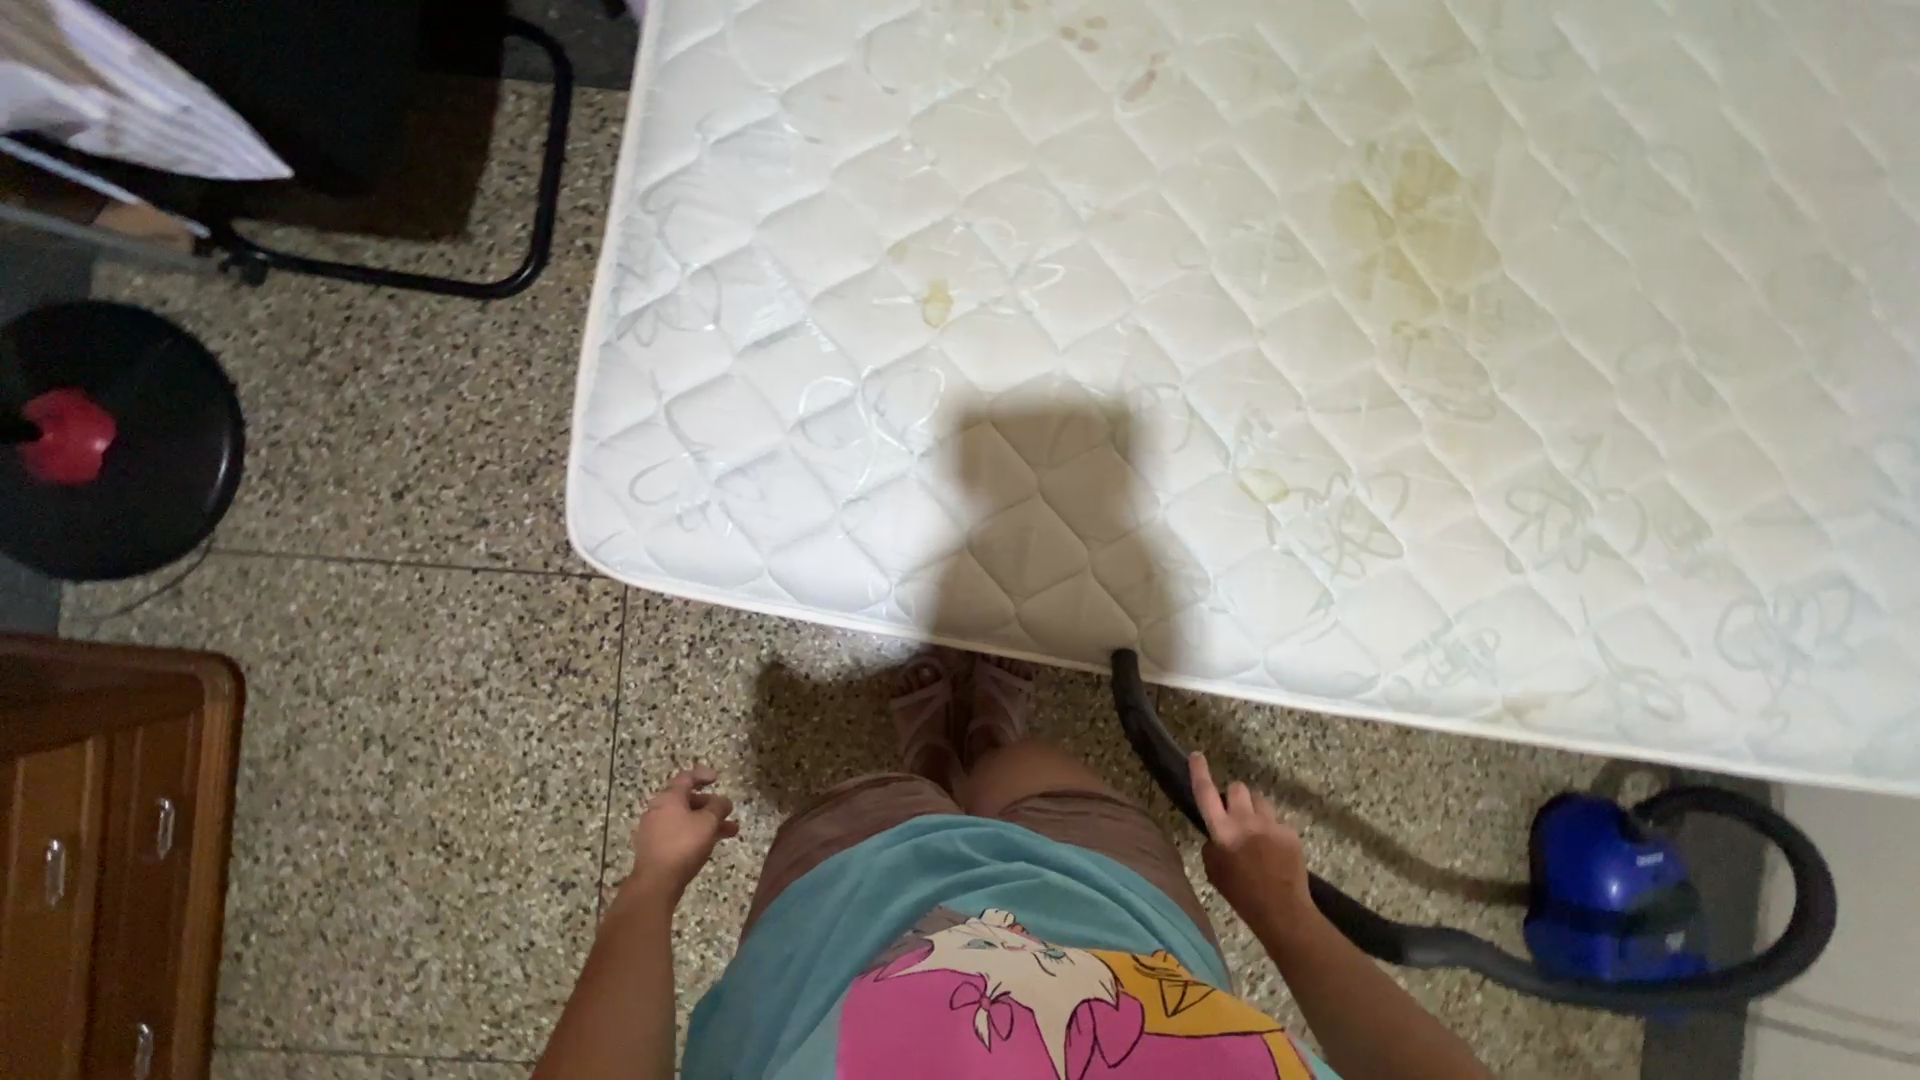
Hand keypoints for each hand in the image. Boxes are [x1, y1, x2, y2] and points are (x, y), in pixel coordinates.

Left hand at [624, 766, 738, 904]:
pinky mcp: (654, 849)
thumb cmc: (684, 845)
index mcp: (669, 798)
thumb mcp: (708, 822)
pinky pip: (678, 834)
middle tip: (727, 812)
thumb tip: (722, 801)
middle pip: (686, 800)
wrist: (656, 882)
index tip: (717, 779)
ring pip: (685, 820)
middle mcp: (658, 810)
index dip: (703, 775)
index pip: (686, 778)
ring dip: (707, 823)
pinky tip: (708, 846)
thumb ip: (718, 807)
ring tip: (729, 833)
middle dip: (710, 806)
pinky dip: (694, 835)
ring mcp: (653, 830)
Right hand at [1190, 752, 1312, 936]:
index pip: (1206, 793)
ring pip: (1260, 800)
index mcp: (1222, 831)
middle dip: (1234, 796)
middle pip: (1237, 789)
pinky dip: (1274, 829)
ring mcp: (1271, 825)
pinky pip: (1278, 821)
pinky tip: (1275, 849)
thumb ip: (1212, 845)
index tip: (1197, 755)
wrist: (1282, 910)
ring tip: (1258, 830)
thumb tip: (1217, 835)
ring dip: (1255, 810)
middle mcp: (1245, 821)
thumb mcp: (1214, 871)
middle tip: (1235, 813)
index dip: (1199, 772)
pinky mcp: (1291, 833)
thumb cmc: (1241, 893)